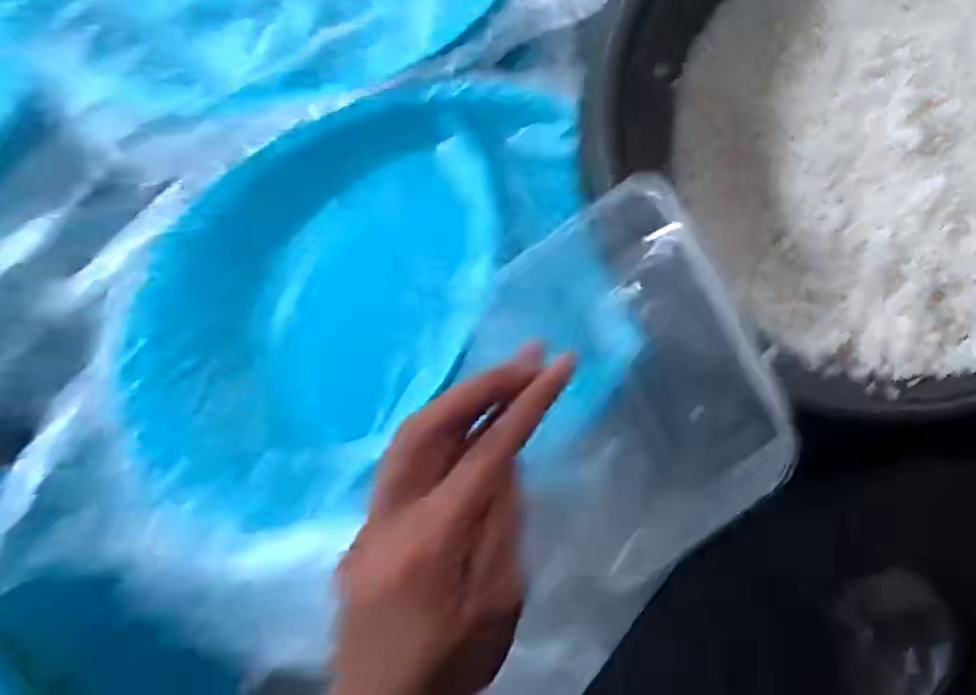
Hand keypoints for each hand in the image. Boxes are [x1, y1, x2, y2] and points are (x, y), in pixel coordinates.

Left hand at [332, 348, 576, 694]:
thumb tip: (508, 462)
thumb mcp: (500, 599)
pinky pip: (409, 464)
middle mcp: (388, 524)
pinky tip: (478, 419)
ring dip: (463, 398)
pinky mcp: (369, 535)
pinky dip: (448, 427)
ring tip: (510, 371)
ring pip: (409, 440)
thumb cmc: (454, 663)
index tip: (563, 363)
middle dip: (483, 383)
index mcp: (430, 541)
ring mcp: (370, 529)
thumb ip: (503, 523)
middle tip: (531, 355)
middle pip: (426, 430)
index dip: (529, 400)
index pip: (487, 449)